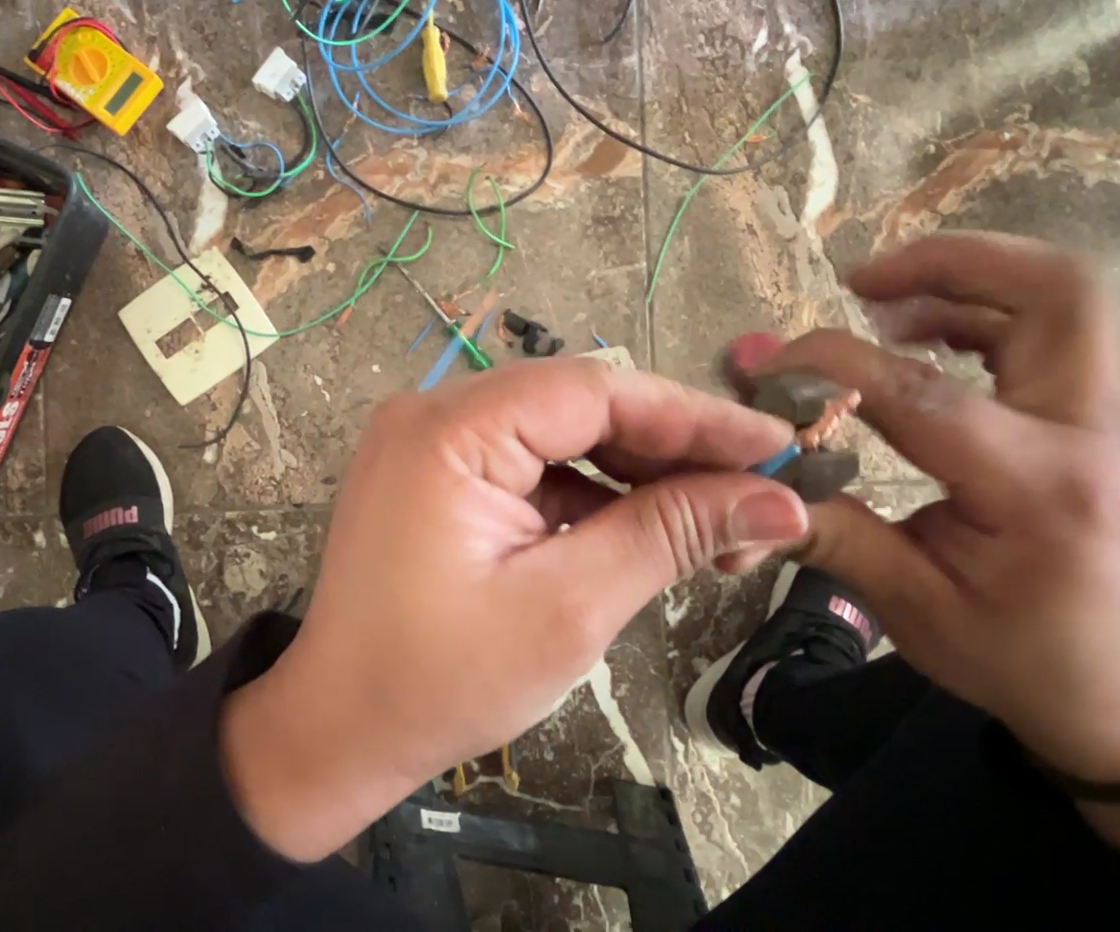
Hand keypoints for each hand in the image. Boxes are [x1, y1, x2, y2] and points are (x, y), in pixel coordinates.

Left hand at [221, 358, 807, 860]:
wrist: (340, 729)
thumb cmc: (441, 679)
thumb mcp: (567, 607)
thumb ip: (670, 536)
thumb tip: (779, 501)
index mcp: (449, 428)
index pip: (596, 390)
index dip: (695, 416)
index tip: (780, 448)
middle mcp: (432, 413)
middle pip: (579, 407)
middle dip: (672, 451)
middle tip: (760, 499)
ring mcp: (428, 443)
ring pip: (559, 437)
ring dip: (637, 478)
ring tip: (719, 529)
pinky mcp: (435, 476)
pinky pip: (528, 466)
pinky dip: (588, 496)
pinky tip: (646, 531)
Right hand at [767, 232, 1119, 783]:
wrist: (1119, 690)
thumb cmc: (1013, 654)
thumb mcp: (909, 606)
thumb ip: (827, 531)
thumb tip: (742, 481)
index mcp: (1039, 491)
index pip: (924, 394)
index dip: (832, 365)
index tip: (768, 365)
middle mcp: (1089, 435)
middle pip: (1057, 294)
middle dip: (953, 263)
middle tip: (861, 282)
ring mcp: (1104, 419)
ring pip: (1061, 298)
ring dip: (965, 280)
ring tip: (879, 305)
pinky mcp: (1092, 416)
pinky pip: (1050, 329)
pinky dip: (979, 311)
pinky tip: (918, 339)